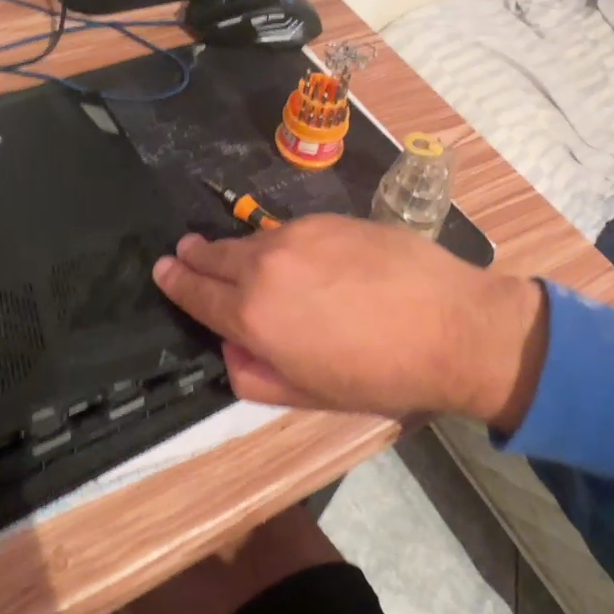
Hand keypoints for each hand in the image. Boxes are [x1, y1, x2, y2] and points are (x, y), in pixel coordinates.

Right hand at [151, 215, 548, 429]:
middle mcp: (265, 266)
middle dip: (195, 256)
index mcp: (253, 315)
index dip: (175, 282)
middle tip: (183, 253)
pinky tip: (292, 255)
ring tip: (233, 255)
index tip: (162, 269)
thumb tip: (230, 349)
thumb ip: (255, 375)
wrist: (451, 325)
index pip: (197, 294)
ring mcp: (299, 235)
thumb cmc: (380, 375)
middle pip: (215, 256)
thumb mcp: (310, 395)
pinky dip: (279, 244)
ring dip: (236, 249)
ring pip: (252, 240)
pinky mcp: (330, 219)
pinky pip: (289, 232)